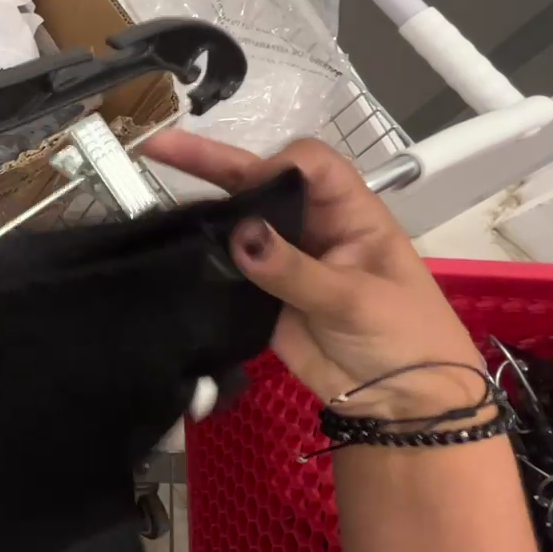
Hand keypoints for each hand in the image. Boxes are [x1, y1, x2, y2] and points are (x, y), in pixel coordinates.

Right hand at [140, 132, 485, 418]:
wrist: (398, 403)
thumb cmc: (404, 340)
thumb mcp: (356, 300)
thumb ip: (294, 268)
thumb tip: (239, 234)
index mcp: (348, 213)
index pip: (309, 164)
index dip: (275, 164)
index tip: (249, 187)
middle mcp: (308, 227)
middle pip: (258, 181)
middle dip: (208, 161)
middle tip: (157, 148)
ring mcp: (279, 260)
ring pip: (233, 222)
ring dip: (196, 209)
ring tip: (149, 203)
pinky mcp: (255, 293)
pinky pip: (220, 266)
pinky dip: (194, 255)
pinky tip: (163, 248)